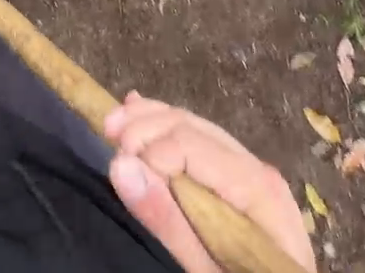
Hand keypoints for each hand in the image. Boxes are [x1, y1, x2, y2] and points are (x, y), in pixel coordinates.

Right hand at [104, 93, 315, 272]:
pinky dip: (164, 124)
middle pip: (191, 126)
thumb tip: (120, 164)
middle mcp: (256, 168)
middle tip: (107, 139)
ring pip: (192, 124)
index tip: (120, 170)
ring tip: (111, 124)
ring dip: (148, 120)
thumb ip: (167, 222)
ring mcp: (249, 170)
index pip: (191, 143)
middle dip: (144, 126)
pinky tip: (137, 108)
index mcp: (256, 189)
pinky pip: (198, 137)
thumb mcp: (206, 272)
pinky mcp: (238, 177)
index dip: (149, 149)